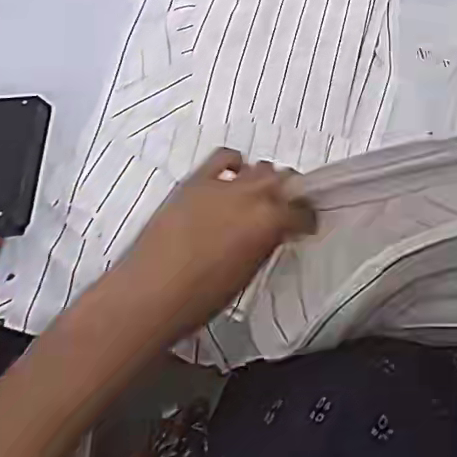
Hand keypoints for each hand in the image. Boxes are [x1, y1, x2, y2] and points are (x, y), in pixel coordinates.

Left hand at [106, 148, 315, 341]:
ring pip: (260, 167)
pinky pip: (224, 158)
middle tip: (285, 210)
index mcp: (271, 222)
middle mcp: (254, 195)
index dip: (307, 220)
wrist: (150, 294)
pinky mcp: (196, 180)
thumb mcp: (248, 274)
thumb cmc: (201, 298)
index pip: (303, 212)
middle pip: (285, 179)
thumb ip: (266, 244)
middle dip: (290, 193)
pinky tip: (231, 178)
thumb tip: (271, 235)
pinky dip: (233, 164)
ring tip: (258, 196)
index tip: (304, 227)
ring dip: (264, 180)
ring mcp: (224, 184)